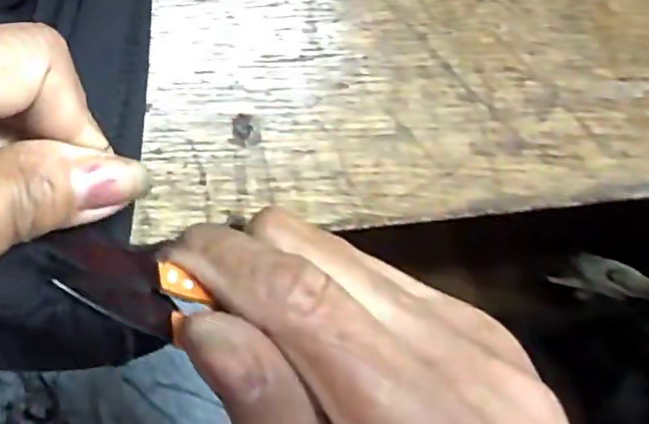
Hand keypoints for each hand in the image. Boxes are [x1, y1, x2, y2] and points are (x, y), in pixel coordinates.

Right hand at [165, 208, 565, 423]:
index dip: (220, 263)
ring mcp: (476, 333)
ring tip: (256, 314)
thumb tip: (199, 317)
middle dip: (239, 255)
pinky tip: (321, 332)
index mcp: (421, 416)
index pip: (297, 292)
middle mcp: (456, 353)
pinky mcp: (481, 327)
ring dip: (277, 264)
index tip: (167, 262)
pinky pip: (372, 268)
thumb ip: (270, 413)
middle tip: (203, 298)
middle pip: (306, 243)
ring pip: (334, 244)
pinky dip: (325, 282)